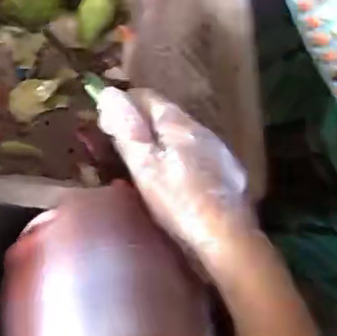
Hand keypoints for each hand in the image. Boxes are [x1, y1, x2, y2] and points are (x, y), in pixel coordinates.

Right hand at [95, 87, 255, 266]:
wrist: (230, 243)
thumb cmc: (179, 202)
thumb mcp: (143, 166)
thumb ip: (126, 129)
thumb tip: (110, 92)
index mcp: (179, 124)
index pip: (147, 96)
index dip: (123, 103)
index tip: (106, 121)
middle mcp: (202, 130)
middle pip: (165, 116)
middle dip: (141, 124)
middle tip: (119, 145)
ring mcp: (220, 153)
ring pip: (182, 137)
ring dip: (161, 143)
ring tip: (143, 165)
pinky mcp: (230, 175)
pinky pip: (197, 156)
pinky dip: (179, 161)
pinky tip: (175, 183)